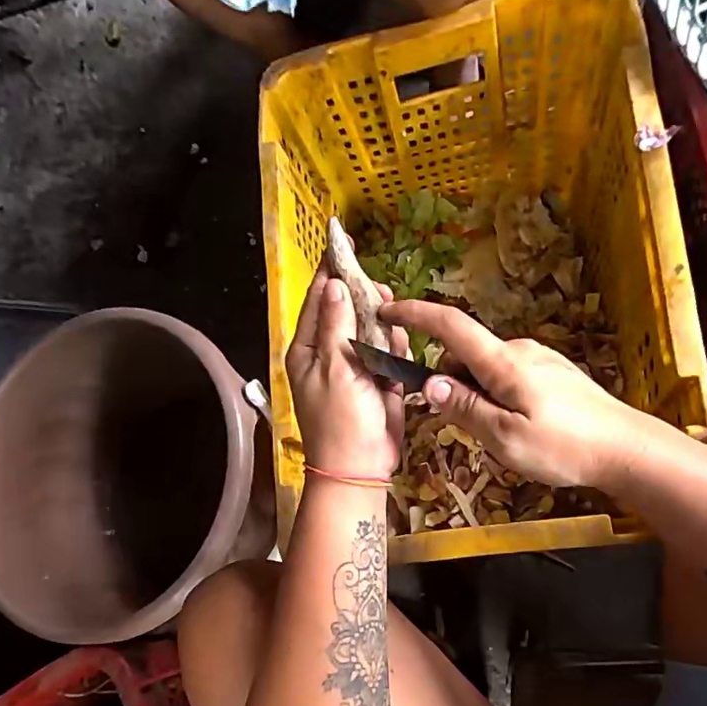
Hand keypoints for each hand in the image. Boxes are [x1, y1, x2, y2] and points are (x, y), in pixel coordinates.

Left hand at [286, 270, 408, 479]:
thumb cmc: (340, 420)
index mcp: (308, 348)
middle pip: (348, 308)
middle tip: (380, 293)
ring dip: (384, 324)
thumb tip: (335, 285)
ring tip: (391, 325)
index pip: (319, 298)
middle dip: (364, 297)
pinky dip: (395, 348)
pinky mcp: (378, 378)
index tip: (342, 239)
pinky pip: (388, 351)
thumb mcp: (334, 369)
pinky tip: (398, 353)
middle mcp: (329, 351)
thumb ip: (336, 325)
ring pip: (372, 328)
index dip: (331, 269)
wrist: (360, 466)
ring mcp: (355, 365)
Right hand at [377, 299, 651, 488]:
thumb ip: (464, 408)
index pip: (450, 326)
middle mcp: (520, 351)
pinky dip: (499, 398)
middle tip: (471, 430)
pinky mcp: (553, 372)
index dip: (415, 314)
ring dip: (478, 397)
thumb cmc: (564, 447)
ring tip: (504, 437)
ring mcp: (539, 359)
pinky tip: (523, 428)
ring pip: (487, 372)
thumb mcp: (503, 437)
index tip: (387, 310)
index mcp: (503, 362)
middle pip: (466, 358)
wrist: (627, 449)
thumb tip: (428, 384)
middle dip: (453, 386)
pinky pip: (509, 378)